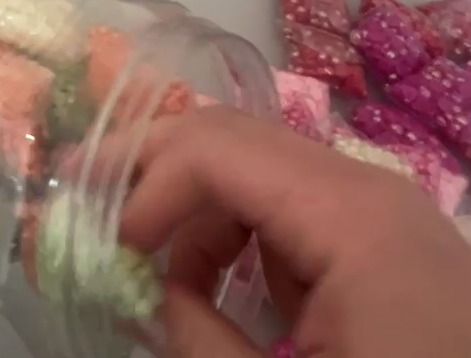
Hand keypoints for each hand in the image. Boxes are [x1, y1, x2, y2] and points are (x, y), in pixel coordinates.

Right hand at [118, 108, 470, 357]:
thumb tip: (152, 291)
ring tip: (149, 255)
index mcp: (349, 213)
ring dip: (192, 201)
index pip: (215, 147)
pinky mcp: (387, 242)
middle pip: (231, 134)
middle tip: (82, 183)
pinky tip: (215, 280)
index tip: (112, 244)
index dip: (146, 183)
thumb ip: (202, 342)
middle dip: (150, 158)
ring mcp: (381, 209)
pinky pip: (289, 208)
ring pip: (255, 165)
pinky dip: (236, 232)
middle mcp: (364, 186)